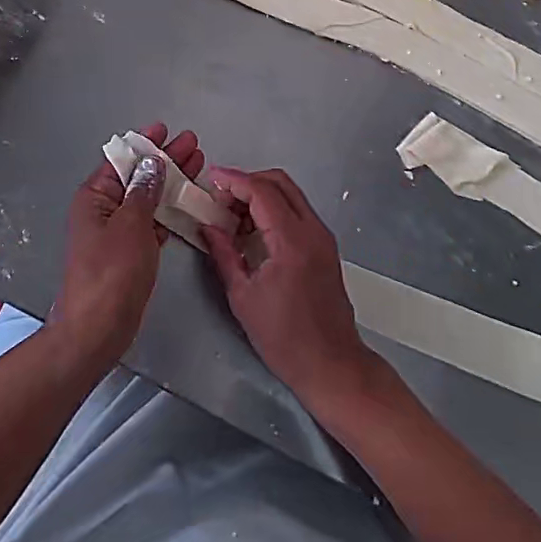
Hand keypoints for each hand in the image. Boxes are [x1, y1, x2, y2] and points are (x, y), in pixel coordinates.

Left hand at [54, 123, 202, 366]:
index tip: (165, 129)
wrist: (98, 328)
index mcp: (95, 198)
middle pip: (139, 176)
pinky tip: (188, 200)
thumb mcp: (130, 224)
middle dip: (166, 159)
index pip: (122, 161)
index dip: (145, 144)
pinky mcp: (132, 251)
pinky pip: (154, 221)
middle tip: (192, 144)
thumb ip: (144, 191)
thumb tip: (153, 163)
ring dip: (172, 182)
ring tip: (197, 164)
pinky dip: (170, 209)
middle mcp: (104, 210)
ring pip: (149, 198)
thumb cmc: (110, 272)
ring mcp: (118, 232)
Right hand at [202, 168, 384, 408]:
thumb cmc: (284, 338)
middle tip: (220, 197)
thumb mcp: (243, 297)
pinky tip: (253, 229)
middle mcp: (313, 230)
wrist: (331, 363)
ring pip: (291, 194)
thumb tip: (209, 227)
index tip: (211, 179)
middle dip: (247, 182)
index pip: (261, 192)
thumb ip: (224, 255)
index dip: (233, 180)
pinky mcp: (325, 246)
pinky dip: (274, 209)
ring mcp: (323, 236)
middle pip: (280, 183)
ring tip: (232, 215)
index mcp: (292, 241)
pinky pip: (298, 212)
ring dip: (261, 194)